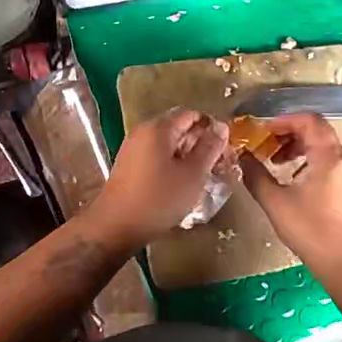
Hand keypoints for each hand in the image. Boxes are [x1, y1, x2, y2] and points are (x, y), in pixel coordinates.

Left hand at [87, 107, 227, 248]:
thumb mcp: (192, 175)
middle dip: (201, 143)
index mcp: (158, 128)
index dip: (212, 128)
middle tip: (219, 165)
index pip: (191, 115)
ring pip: (169, 145)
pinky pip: (157, 157)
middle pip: (179, 128)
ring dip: (188, 157)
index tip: (226, 149)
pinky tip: (182, 185)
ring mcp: (134, 149)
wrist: (115, 227)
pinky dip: (173, 165)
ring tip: (204, 177)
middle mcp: (143, 132)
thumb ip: (209, 148)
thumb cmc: (158, 200)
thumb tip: (222, 126)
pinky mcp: (129, 166)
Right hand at [239, 113, 341, 267]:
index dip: (284, 121)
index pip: (309, 120)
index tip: (262, 131)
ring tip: (275, 161)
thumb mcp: (275, 201)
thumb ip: (255, 175)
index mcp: (328, 155)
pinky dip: (307, 158)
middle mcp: (341, 157)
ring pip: (322, 145)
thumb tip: (241, 156)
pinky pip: (326, 159)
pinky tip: (291, 177)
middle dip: (288, 133)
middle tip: (265, 144)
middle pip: (316, 130)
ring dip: (297, 146)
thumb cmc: (310, 229)